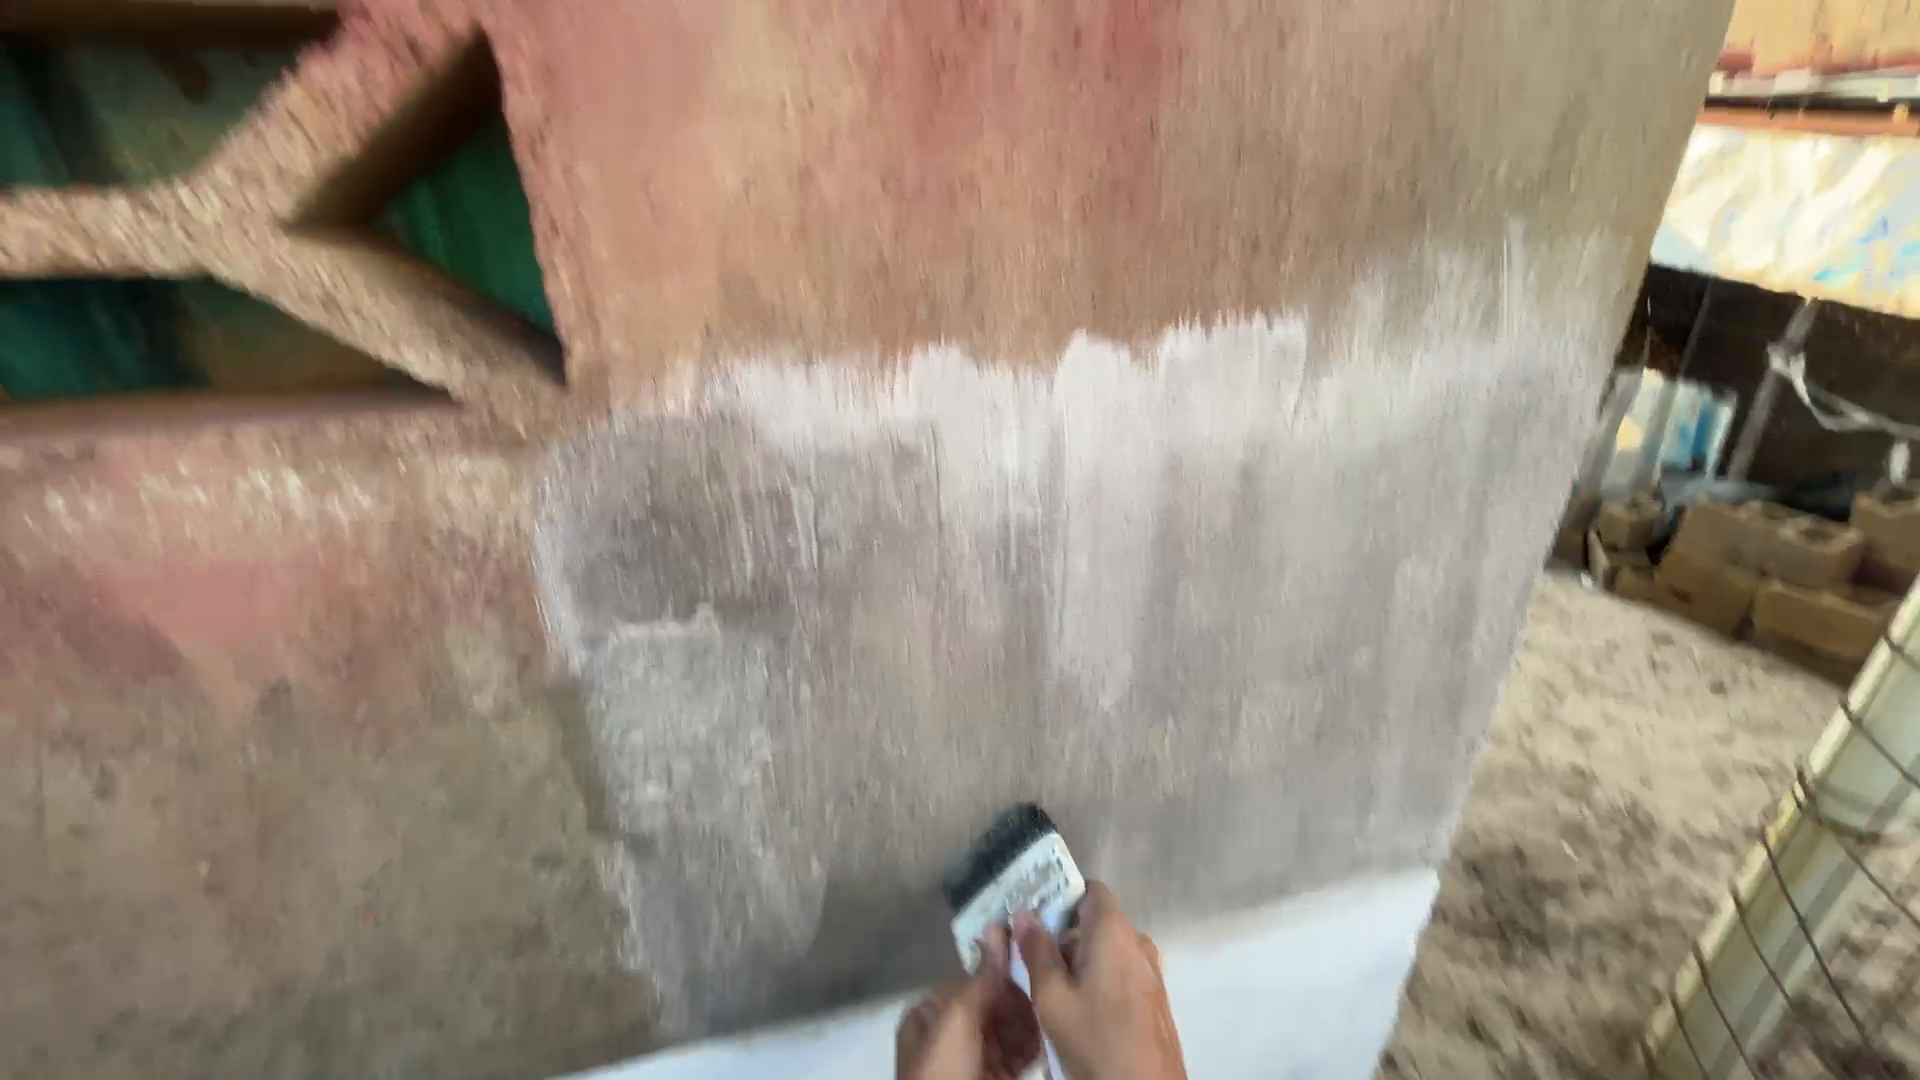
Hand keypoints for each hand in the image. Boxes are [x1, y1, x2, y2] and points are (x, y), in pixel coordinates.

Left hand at [897, 924, 1041, 1079]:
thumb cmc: (945, 1075)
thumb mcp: (957, 1022)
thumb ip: (981, 978)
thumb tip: (996, 928)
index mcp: (929, 1015)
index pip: (972, 979)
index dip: (1002, 970)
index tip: (1035, 958)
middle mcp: (949, 1034)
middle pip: (993, 1003)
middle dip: (1019, 999)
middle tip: (1048, 991)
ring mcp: (974, 1062)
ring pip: (1010, 1029)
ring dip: (1031, 1022)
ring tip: (1053, 1013)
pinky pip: (1019, 1056)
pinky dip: (1034, 1047)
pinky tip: (1052, 1037)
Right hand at [1015, 882, 1185, 1079]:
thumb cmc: (1095, 1040)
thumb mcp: (1051, 998)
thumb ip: (1036, 950)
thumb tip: (1024, 913)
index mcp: (1114, 929)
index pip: (1090, 889)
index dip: (1062, 899)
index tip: (1036, 922)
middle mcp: (1138, 941)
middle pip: (1096, 922)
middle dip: (1065, 937)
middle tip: (1034, 963)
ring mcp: (1151, 971)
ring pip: (1108, 951)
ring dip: (1081, 963)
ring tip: (1053, 993)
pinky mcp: (1155, 999)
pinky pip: (1122, 973)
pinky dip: (1101, 981)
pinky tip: (1082, 1013)